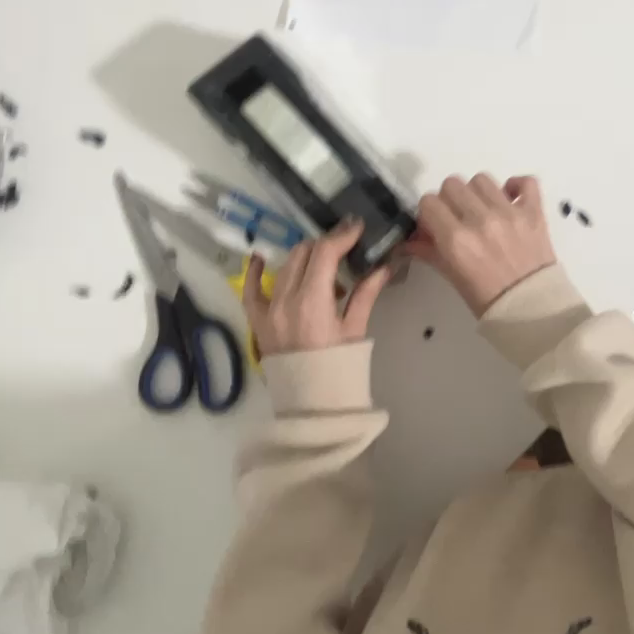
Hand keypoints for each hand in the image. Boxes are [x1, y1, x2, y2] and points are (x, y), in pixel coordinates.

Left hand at [242, 218, 391, 357]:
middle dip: (326, 246)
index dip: (342, 236)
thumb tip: (383, 266)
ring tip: (324, 269)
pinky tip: (261, 258)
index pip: (325, 253)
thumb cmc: (339, 369)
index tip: (356, 228)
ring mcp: (267, 310)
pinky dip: (255, 271)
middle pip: (304, 254)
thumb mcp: (356, 329)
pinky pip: (250, 289)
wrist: (312, 405)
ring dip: (305, 258)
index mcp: (313, 301)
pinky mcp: (257, 321)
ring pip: (284, 266)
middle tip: (345, 249)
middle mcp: (285, 300)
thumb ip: (366, 293)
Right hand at [406, 174, 556, 314]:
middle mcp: (480, 219)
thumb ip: (430, 252)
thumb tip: (410, 239)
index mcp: (456, 239)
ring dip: (478, 193)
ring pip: (482, 179)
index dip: (429, 213)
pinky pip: (526, 181)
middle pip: (453, 184)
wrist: (534, 310)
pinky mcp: (534, 212)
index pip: (429, 202)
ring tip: (483, 211)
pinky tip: (511, 201)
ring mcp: (509, 213)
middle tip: (458, 218)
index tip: (436, 225)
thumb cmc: (489, 301)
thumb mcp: (453, 278)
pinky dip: (517, 186)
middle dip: (450, 200)